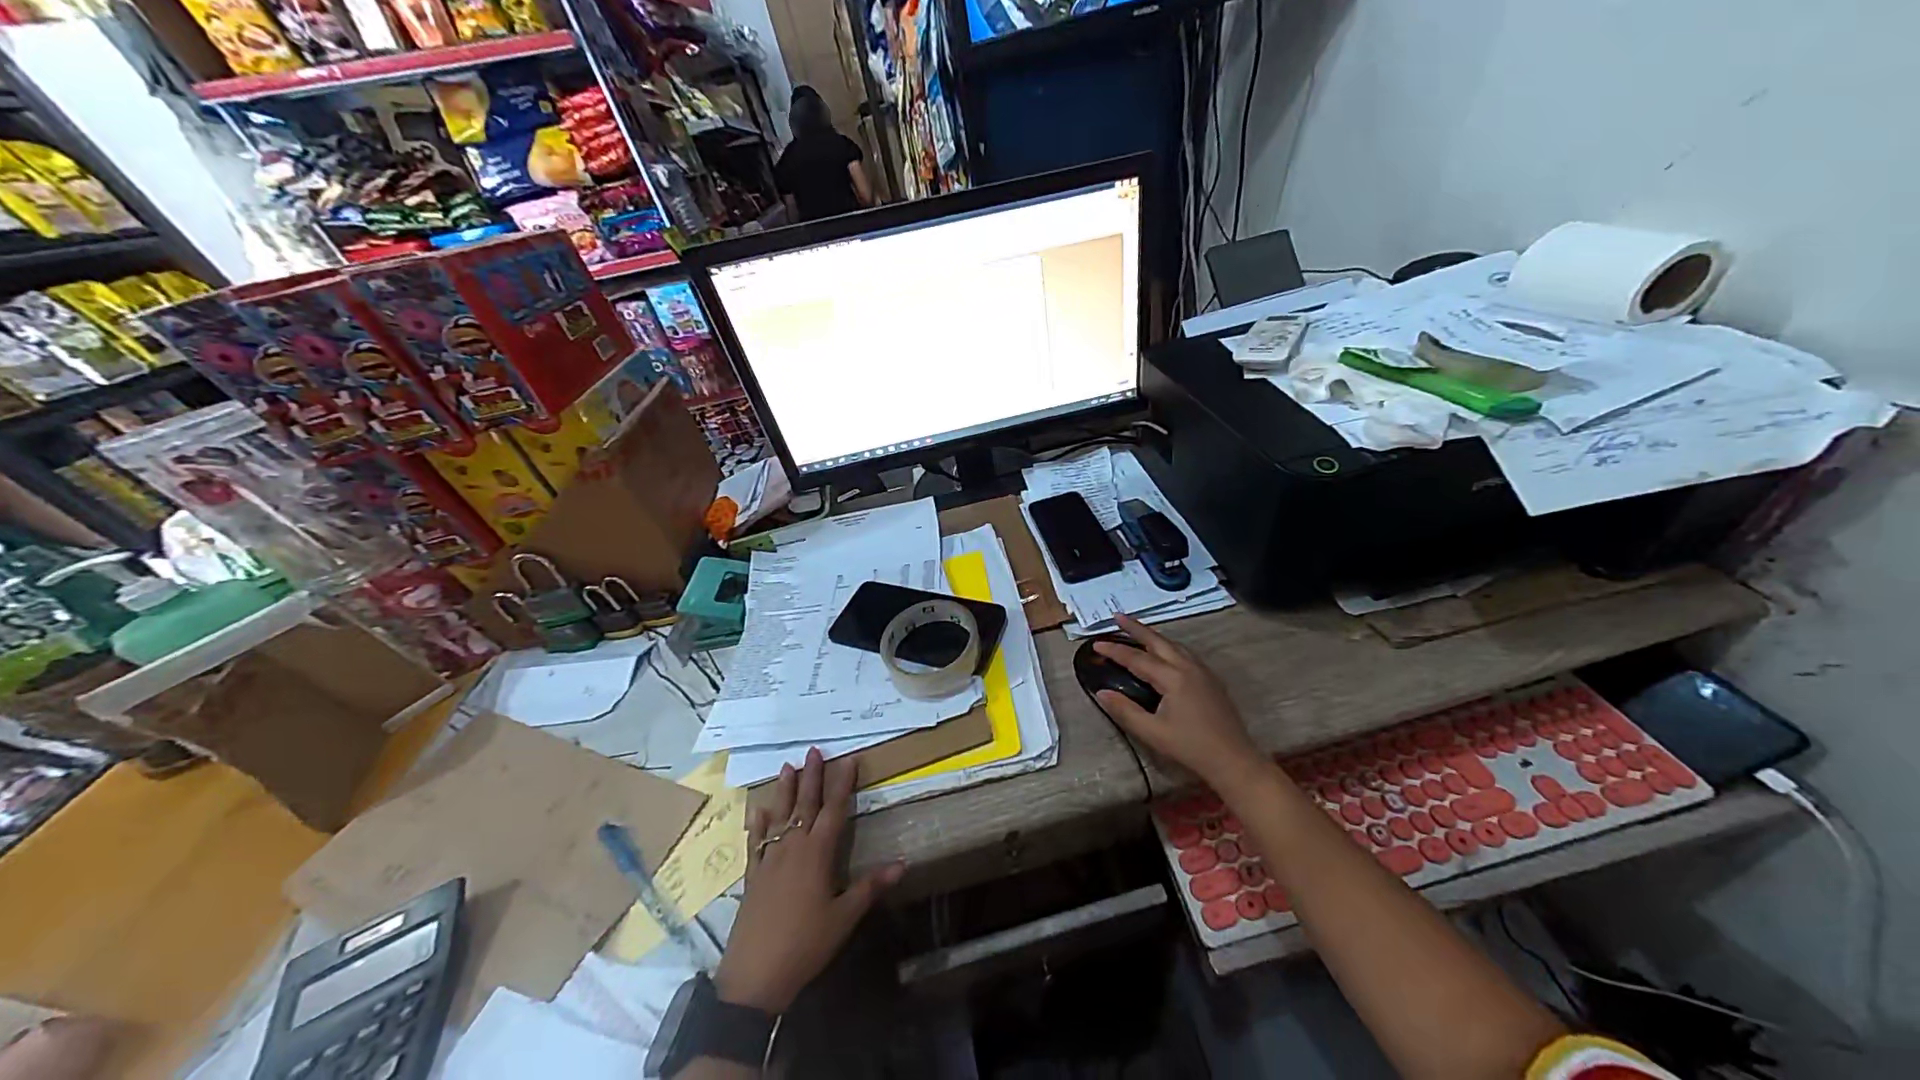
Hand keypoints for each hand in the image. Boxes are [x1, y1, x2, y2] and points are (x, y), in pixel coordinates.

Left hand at [715, 748, 903, 1013]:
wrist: (756, 973)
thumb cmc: (806, 943)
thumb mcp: (844, 917)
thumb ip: (871, 886)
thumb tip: (903, 863)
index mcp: (818, 853)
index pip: (834, 810)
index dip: (842, 784)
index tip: (849, 760)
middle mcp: (792, 848)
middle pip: (804, 805)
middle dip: (812, 777)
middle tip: (814, 751)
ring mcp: (769, 859)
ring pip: (778, 816)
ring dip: (784, 790)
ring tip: (786, 766)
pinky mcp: (752, 875)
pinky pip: (755, 841)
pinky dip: (757, 823)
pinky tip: (758, 810)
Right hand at [1093, 614, 1266, 795]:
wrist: (1233, 759)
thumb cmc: (1190, 747)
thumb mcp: (1152, 732)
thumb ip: (1125, 710)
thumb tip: (1101, 692)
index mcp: (1173, 678)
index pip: (1137, 659)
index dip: (1115, 651)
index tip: (1096, 645)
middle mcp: (1188, 668)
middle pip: (1158, 641)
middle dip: (1136, 628)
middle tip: (1117, 616)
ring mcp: (1203, 672)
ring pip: (1174, 645)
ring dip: (1154, 636)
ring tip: (1137, 631)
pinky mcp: (1211, 680)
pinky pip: (1185, 653)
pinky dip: (1168, 646)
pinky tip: (1164, 653)